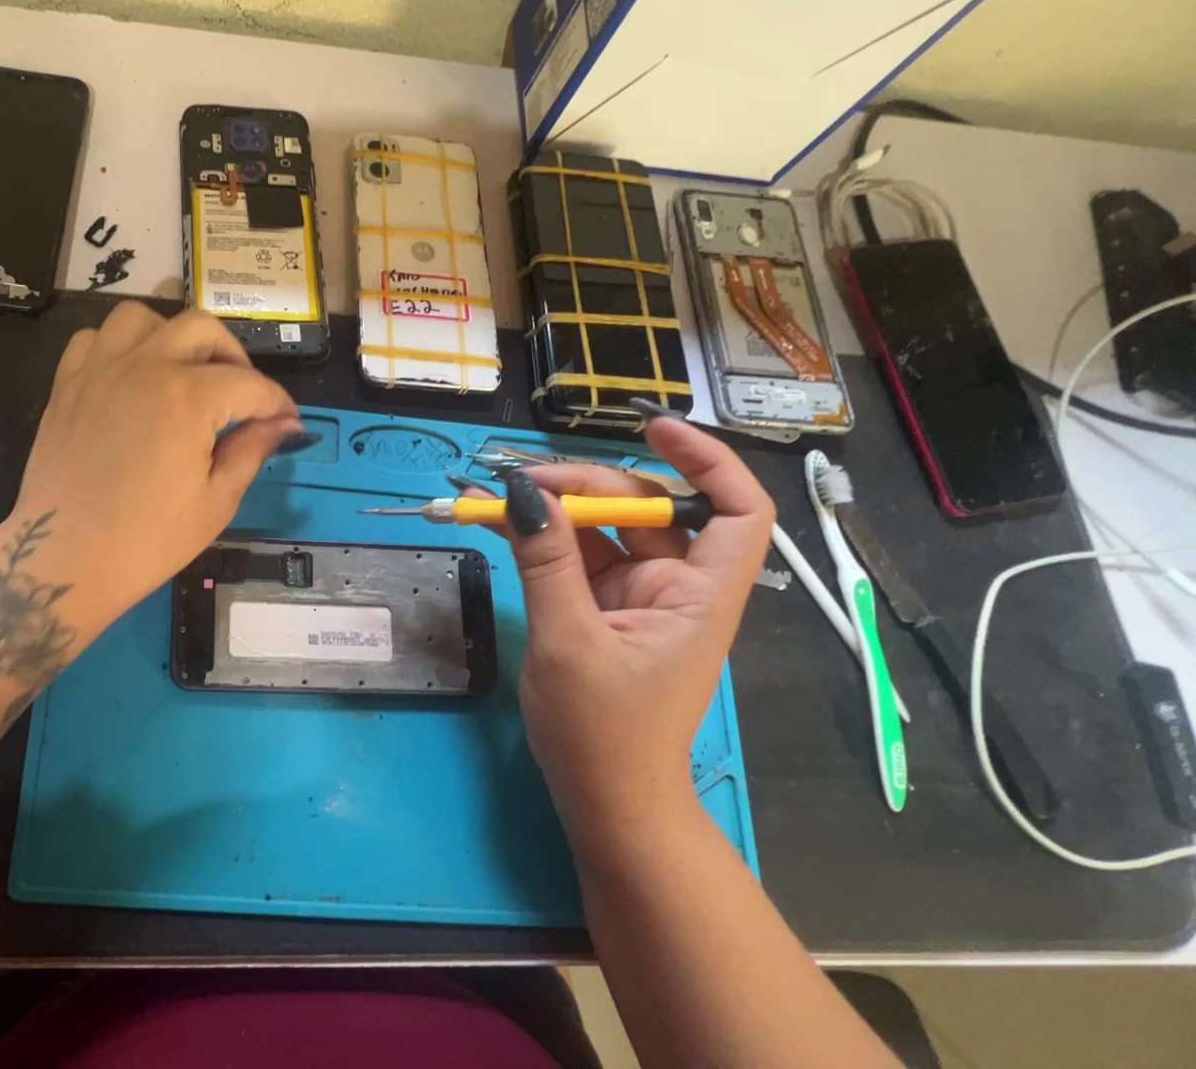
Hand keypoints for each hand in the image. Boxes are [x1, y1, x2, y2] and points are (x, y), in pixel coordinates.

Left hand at [10, 302, 303, 625]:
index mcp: (188, 398)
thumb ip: (251, 451)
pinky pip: (94, 338)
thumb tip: (282, 424)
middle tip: (242, 397)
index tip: (287, 422)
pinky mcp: (66, 384)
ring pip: (142, 317)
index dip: (277, 404)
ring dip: (173, 337)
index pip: (250, 385)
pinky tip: (132, 377)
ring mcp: (99, 370)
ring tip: (184, 373)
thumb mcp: (216, 503)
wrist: (65, 560)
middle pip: (202, 330)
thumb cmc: (147, 542)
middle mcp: (144, 367)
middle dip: (234, 358)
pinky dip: (119, 346)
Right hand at [473, 419, 773, 825]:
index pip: (735, 512)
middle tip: (524, 482)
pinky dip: (542, 541)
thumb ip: (547, 562)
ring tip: (497, 498)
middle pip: (648, 511)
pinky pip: (575, 560)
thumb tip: (522, 493)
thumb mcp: (568, 641)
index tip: (652, 430)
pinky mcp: (602, 613)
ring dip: (555, 511)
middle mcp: (676, 588)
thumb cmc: (603, 732)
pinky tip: (501, 523)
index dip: (706, 462)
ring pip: (604, 532)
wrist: (604, 802)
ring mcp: (638, 599)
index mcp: (700, 595)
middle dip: (589, 488)